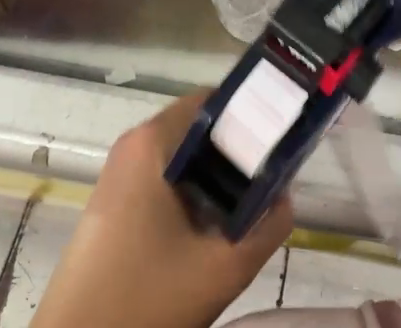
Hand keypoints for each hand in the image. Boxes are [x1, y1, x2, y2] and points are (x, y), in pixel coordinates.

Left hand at [32, 94, 291, 327]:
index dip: (255, 115)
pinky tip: (214, 231)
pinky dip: (196, 194)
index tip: (284, 141)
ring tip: (249, 210)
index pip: (216, 101)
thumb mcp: (225, 266)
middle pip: (202, 129)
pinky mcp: (115, 202)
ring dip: (220, 177)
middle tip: (273, 182)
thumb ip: (269, 224)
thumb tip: (284, 196)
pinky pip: (167, 179)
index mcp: (153, 142)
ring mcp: (120, 173)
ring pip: (186, 158)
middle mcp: (134, 145)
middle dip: (241, 151)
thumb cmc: (146, 298)